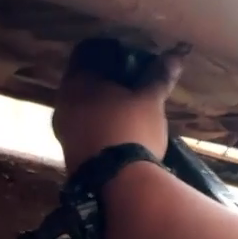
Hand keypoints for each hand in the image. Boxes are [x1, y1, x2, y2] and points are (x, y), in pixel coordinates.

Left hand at [52, 43, 182, 173]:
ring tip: (128, 111)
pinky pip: (84, 134)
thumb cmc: (132, 131)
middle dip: (105, 82)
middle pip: (82, 84)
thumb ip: (159, 75)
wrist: (117, 187)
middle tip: (131, 84)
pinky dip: (99, 130)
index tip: (128, 58)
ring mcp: (62, 136)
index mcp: (75, 83)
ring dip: (102, 109)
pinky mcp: (70, 160)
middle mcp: (61, 107)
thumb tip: (176, 54)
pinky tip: (119, 134)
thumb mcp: (151, 100)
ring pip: (82, 111)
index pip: (85, 52)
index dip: (107, 51)